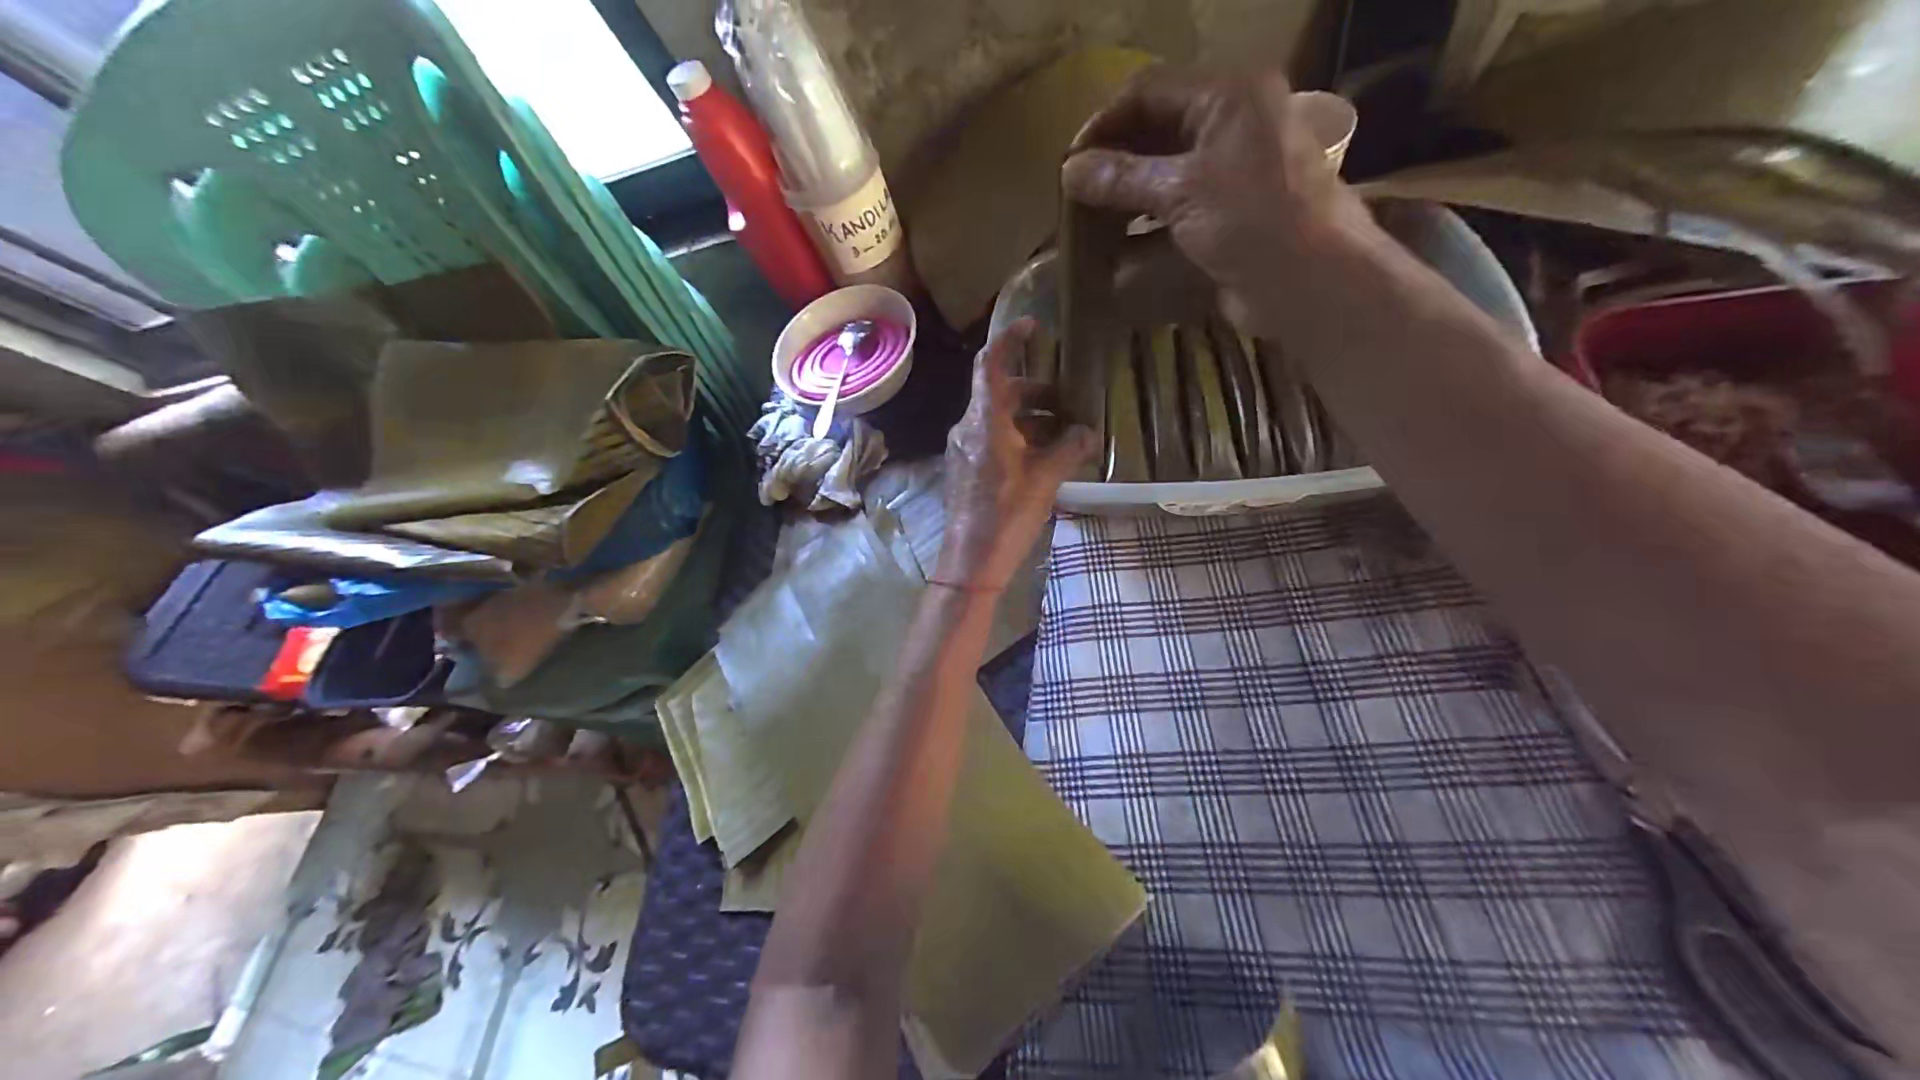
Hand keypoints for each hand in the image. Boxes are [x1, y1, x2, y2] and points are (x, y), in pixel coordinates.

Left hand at [935, 320, 1097, 592]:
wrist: (971, 560)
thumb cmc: (1007, 515)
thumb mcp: (1046, 479)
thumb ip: (1069, 448)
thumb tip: (1088, 431)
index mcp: (984, 421)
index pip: (991, 364)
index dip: (1010, 339)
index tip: (1033, 327)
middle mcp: (968, 428)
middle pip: (1000, 392)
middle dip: (1035, 390)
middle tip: (1066, 398)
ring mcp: (964, 449)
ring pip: (997, 418)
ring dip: (1029, 417)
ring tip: (1063, 431)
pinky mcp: (966, 469)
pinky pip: (992, 439)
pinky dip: (1017, 437)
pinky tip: (1043, 456)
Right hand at [1060, 67, 1377, 339]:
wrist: (1311, 282)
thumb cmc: (1253, 221)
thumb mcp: (1182, 191)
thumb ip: (1123, 177)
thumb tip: (1070, 171)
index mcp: (1227, 95)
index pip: (1148, 91)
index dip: (1103, 124)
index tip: (1068, 164)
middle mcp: (1229, 123)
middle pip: (1155, 128)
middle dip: (1112, 159)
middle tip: (1073, 194)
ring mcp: (1229, 169)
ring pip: (1162, 169)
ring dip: (1124, 192)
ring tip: (1086, 217)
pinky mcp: (1226, 211)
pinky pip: (1175, 204)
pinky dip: (1144, 219)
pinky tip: (1116, 241)